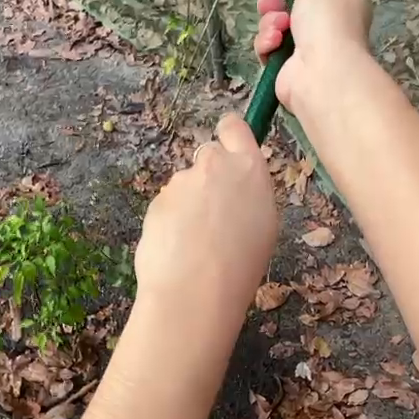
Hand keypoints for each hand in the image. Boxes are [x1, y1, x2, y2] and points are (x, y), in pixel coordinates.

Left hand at [133, 113, 277, 330]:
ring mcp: (181, 182)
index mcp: (250, 169)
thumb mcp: (262, 226)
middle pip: (208, 157)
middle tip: (211, 213)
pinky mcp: (156, 201)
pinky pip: (166, 207)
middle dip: (206, 177)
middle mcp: (214, 166)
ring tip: (193, 243)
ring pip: (184, 186)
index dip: (229, 134)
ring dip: (186, 204)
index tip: (226, 146)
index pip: (234, 128)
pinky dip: (169, 223)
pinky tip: (176, 249)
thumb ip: (247, 195)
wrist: (195, 290)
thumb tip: (234, 193)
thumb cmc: (240, 266)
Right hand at [253, 0, 375, 118]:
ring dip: (269, 24)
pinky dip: (266, 45)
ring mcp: (306, 53)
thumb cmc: (327, 21)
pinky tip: (274, 45)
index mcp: (343, 8)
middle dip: (274, 7)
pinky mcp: (286, 71)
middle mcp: (325, 31)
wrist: (321, 69)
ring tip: (278, 29)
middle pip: (289, 12)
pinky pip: (267, 51)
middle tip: (268, 5)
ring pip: (274, 30)